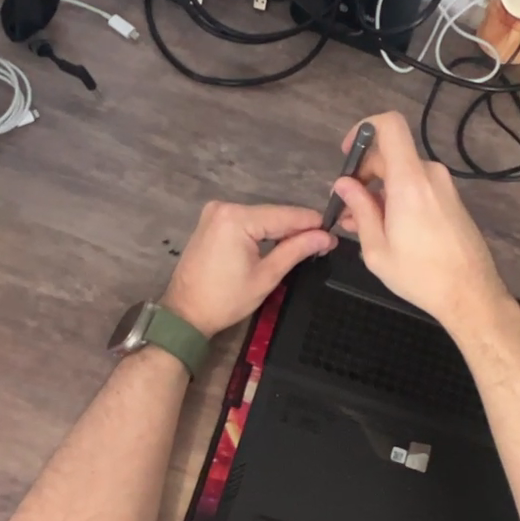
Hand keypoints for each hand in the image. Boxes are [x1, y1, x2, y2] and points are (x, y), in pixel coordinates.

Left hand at [161, 202, 337, 335]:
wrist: (185, 313)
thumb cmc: (226, 300)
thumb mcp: (267, 276)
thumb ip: (296, 251)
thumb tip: (325, 237)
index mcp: (237, 219)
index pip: (284, 215)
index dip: (311, 223)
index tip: (334, 232)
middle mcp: (225, 207)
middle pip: (272, 214)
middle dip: (297, 228)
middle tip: (324, 242)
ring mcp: (215, 213)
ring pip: (260, 218)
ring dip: (281, 230)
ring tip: (307, 244)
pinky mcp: (211, 222)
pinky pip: (246, 223)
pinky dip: (263, 232)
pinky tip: (280, 243)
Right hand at [327, 112, 510, 332]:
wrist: (470, 294)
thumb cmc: (420, 276)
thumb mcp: (377, 249)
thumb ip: (360, 210)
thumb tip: (344, 185)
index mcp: (409, 181)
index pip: (389, 126)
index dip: (363, 130)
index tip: (348, 154)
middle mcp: (430, 175)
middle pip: (391, 154)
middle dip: (365, 174)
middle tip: (347, 207)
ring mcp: (444, 187)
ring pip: (403, 175)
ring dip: (380, 192)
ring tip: (362, 225)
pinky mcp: (451, 201)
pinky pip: (418, 189)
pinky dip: (398, 200)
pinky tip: (387, 229)